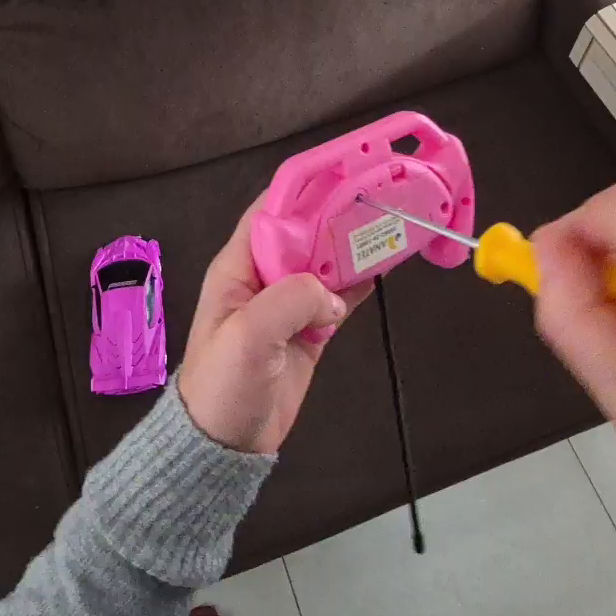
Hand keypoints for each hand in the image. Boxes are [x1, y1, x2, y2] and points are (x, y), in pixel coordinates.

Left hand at [176, 199, 371, 453]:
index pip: (272, 210)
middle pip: (306, 231)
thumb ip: (289, 300)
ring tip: (391, 223)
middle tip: (380, 196)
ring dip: (353, 245)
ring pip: (325, 261)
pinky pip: (337, 295)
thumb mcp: (248, 336)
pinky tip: (385, 265)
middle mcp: (265, 276)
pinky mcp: (309, 330)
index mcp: (239, 266)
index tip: (344, 171)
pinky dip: (360, 281)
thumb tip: (332, 294)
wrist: (224, 444)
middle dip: (338, 213)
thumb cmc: (224, 383)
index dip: (305, 188)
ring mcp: (288, 303)